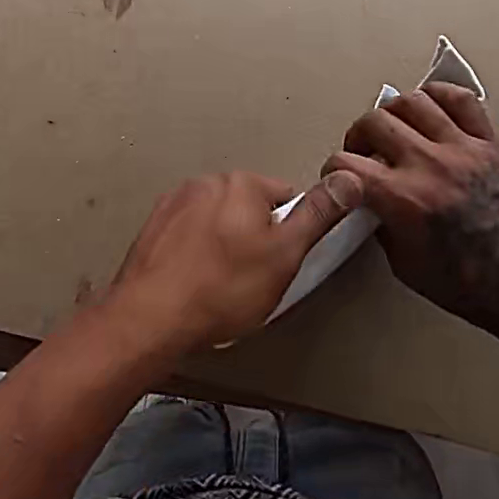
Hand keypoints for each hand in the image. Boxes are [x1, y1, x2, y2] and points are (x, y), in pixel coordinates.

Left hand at [102, 170, 364, 356]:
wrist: (151, 316)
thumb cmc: (218, 290)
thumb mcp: (287, 255)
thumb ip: (319, 214)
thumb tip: (347, 182)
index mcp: (241, 183)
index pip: (287, 196)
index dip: (293, 233)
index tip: (285, 259)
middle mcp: (206, 183)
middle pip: (250, 208)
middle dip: (257, 238)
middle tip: (256, 277)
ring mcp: (177, 204)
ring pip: (218, 222)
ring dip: (226, 246)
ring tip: (223, 284)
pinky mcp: (156, 227)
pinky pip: (190, 236)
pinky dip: (197, 253)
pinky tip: (198, 281)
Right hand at [321, 83, 498, 336]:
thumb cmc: (474, 284)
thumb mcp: (405, 264)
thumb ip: (381, 223)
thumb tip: (370, 201)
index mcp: (405, 199)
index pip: (346, 164)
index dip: (331, 170)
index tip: (338, 178)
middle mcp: (431, 165)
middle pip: (374, 122)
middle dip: (357, 136)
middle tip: (362, 151)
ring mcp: (463, 150)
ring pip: (413, 102)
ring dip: (392, 112)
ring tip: (393, 128)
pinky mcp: (490, 145)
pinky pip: (461, 100)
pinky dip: (438, 95)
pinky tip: (429, 108)